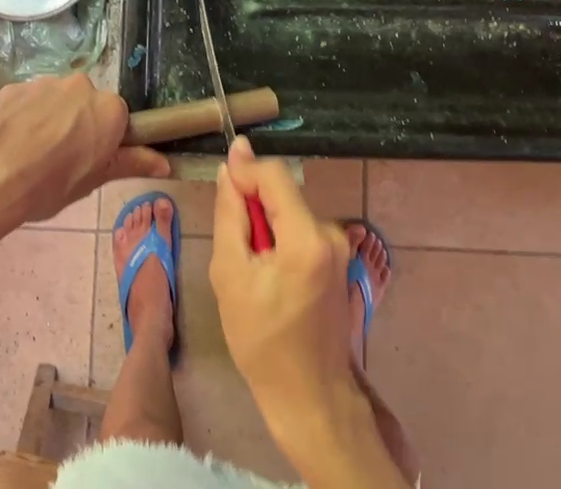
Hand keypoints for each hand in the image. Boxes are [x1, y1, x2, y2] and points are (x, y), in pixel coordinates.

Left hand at [0, 75, 170, 246]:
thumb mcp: (92, 181)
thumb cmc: (48, 186)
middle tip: (61, 161)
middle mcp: (80, 86)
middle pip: (87, 105)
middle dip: (79, 126)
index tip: (91, 160)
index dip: (106, 141)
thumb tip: (164, 162)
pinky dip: (25, 118)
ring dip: (51, 120)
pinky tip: (11, 144)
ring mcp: (44, 83)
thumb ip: (130, 164)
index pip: (118, 119)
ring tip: (31, 155)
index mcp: (108, 110)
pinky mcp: (14, 86)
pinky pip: (29, 101)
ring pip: (57, 101)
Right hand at [209, 137, 358, 440]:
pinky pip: (301, 231)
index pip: (273, 174)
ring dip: (265, 227)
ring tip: (251, 271)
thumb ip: (230, 214)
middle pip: (282, 193)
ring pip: (290, 212)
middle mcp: (332, 233)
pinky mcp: (340, 259)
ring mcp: (341, 247)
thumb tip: (230, 165)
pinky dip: (280, 242)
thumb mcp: (229, 274)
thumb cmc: (261, 340)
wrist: (309, 393)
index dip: (243, 170)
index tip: (219, 183)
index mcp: (307, 237)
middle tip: (233, 250)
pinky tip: (270, 278)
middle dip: (252, 207)